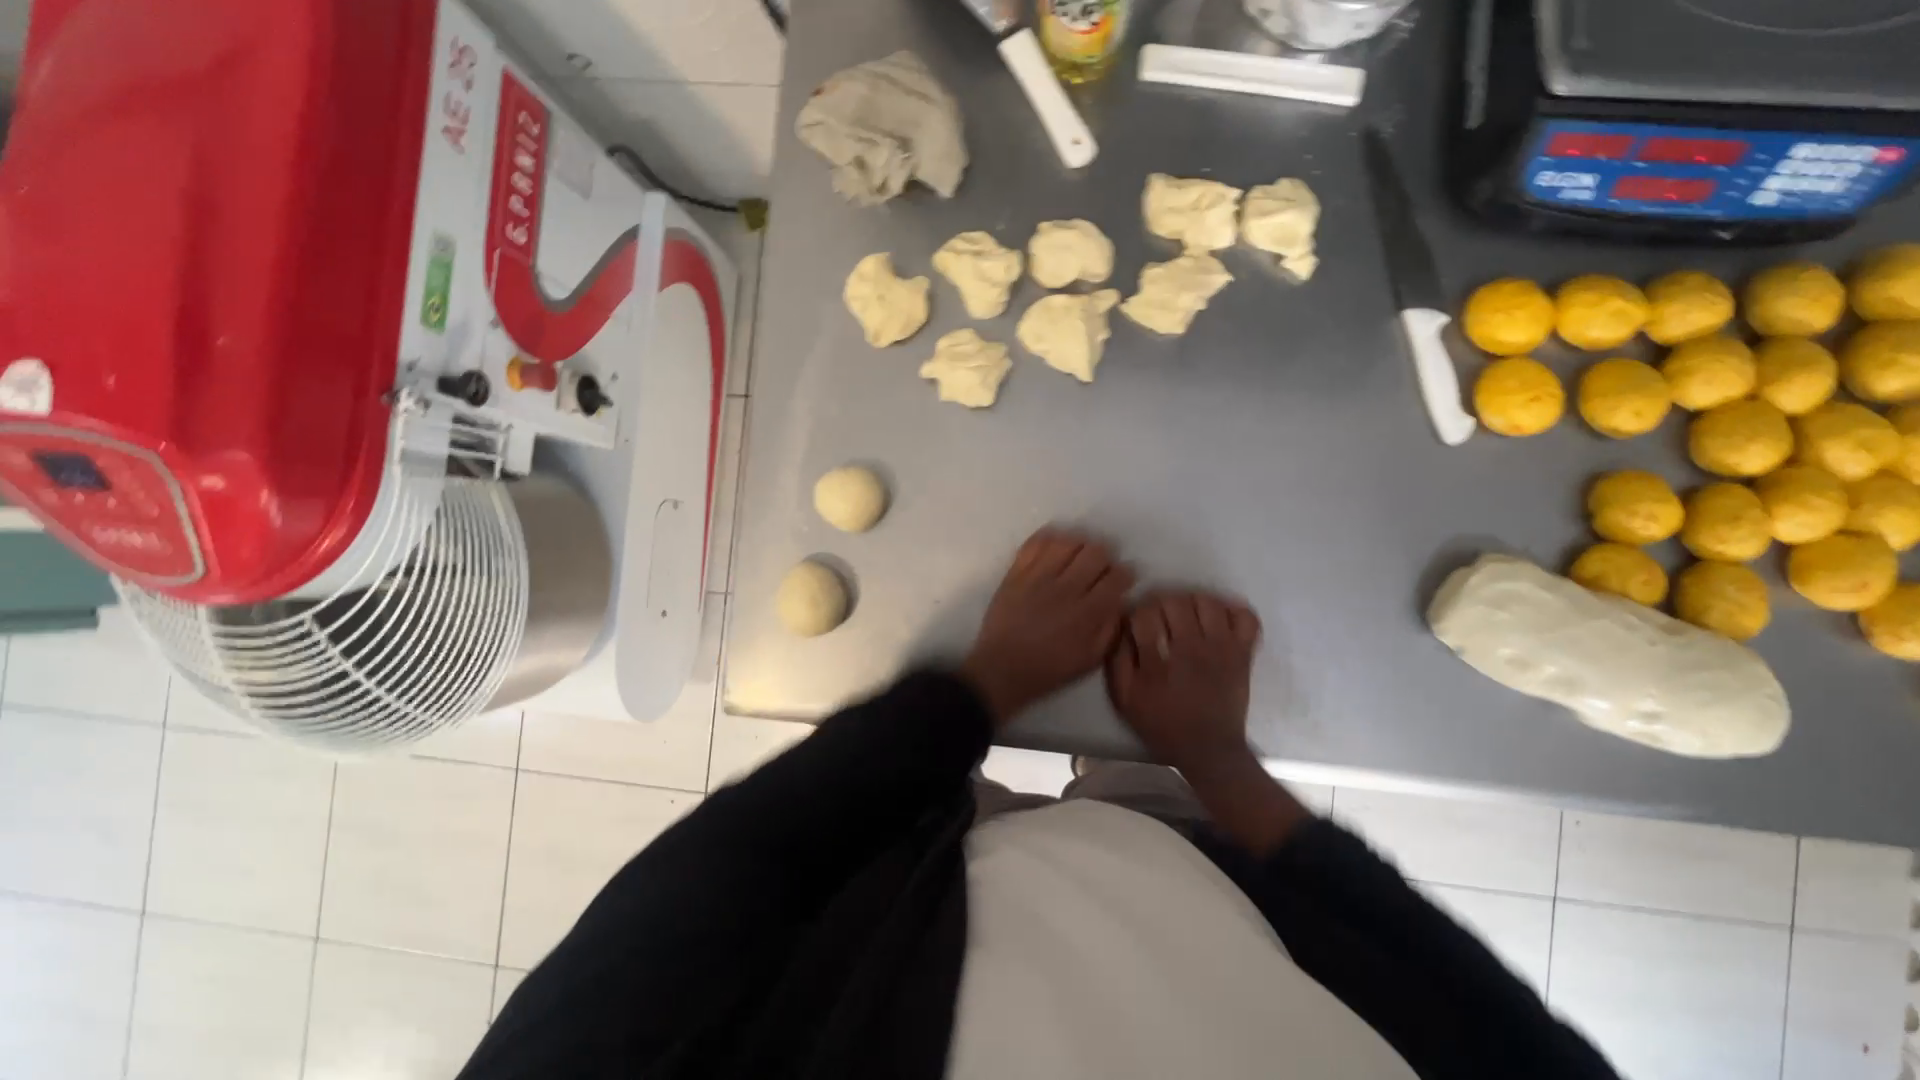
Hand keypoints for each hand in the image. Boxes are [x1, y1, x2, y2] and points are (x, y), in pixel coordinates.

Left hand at [960, 527, 1134, 725]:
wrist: (1002, 668)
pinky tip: (1054, 550)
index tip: (1122, 579)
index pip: (1117, 576)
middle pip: (1096, 552)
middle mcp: (1066, 588)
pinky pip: (1036, 542)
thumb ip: (1111, 627)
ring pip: (1068, 541)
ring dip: (1079, 546)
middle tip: (1100, 568)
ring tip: (1077, 557)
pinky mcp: (1016, 572)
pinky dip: (1050, 540)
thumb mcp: (1091, 658)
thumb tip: (1120, 601)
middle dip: (1105, 557)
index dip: (1126, 574)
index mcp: (1088, 612)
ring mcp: (1038, 577)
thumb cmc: (1050, 668)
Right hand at [1106, 590, 1261, 770]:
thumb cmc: (1162, 724)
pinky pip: (1245, 617)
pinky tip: (1218, 621)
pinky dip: (1232, 611)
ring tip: (1187, 616)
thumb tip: (1122, 626)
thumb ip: (1118, 660)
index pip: (1145, 614)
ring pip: (1208, 602)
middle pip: (1175, 601)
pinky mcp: (1243, 653)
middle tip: (1161, 618)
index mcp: (1159, 661)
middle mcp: (1192, 648)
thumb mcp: (1124, 699)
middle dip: (1162, 604)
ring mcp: (1222, 648)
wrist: (1208, 748)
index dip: (1138, 613)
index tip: (1138, 623)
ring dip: (1192, 603)